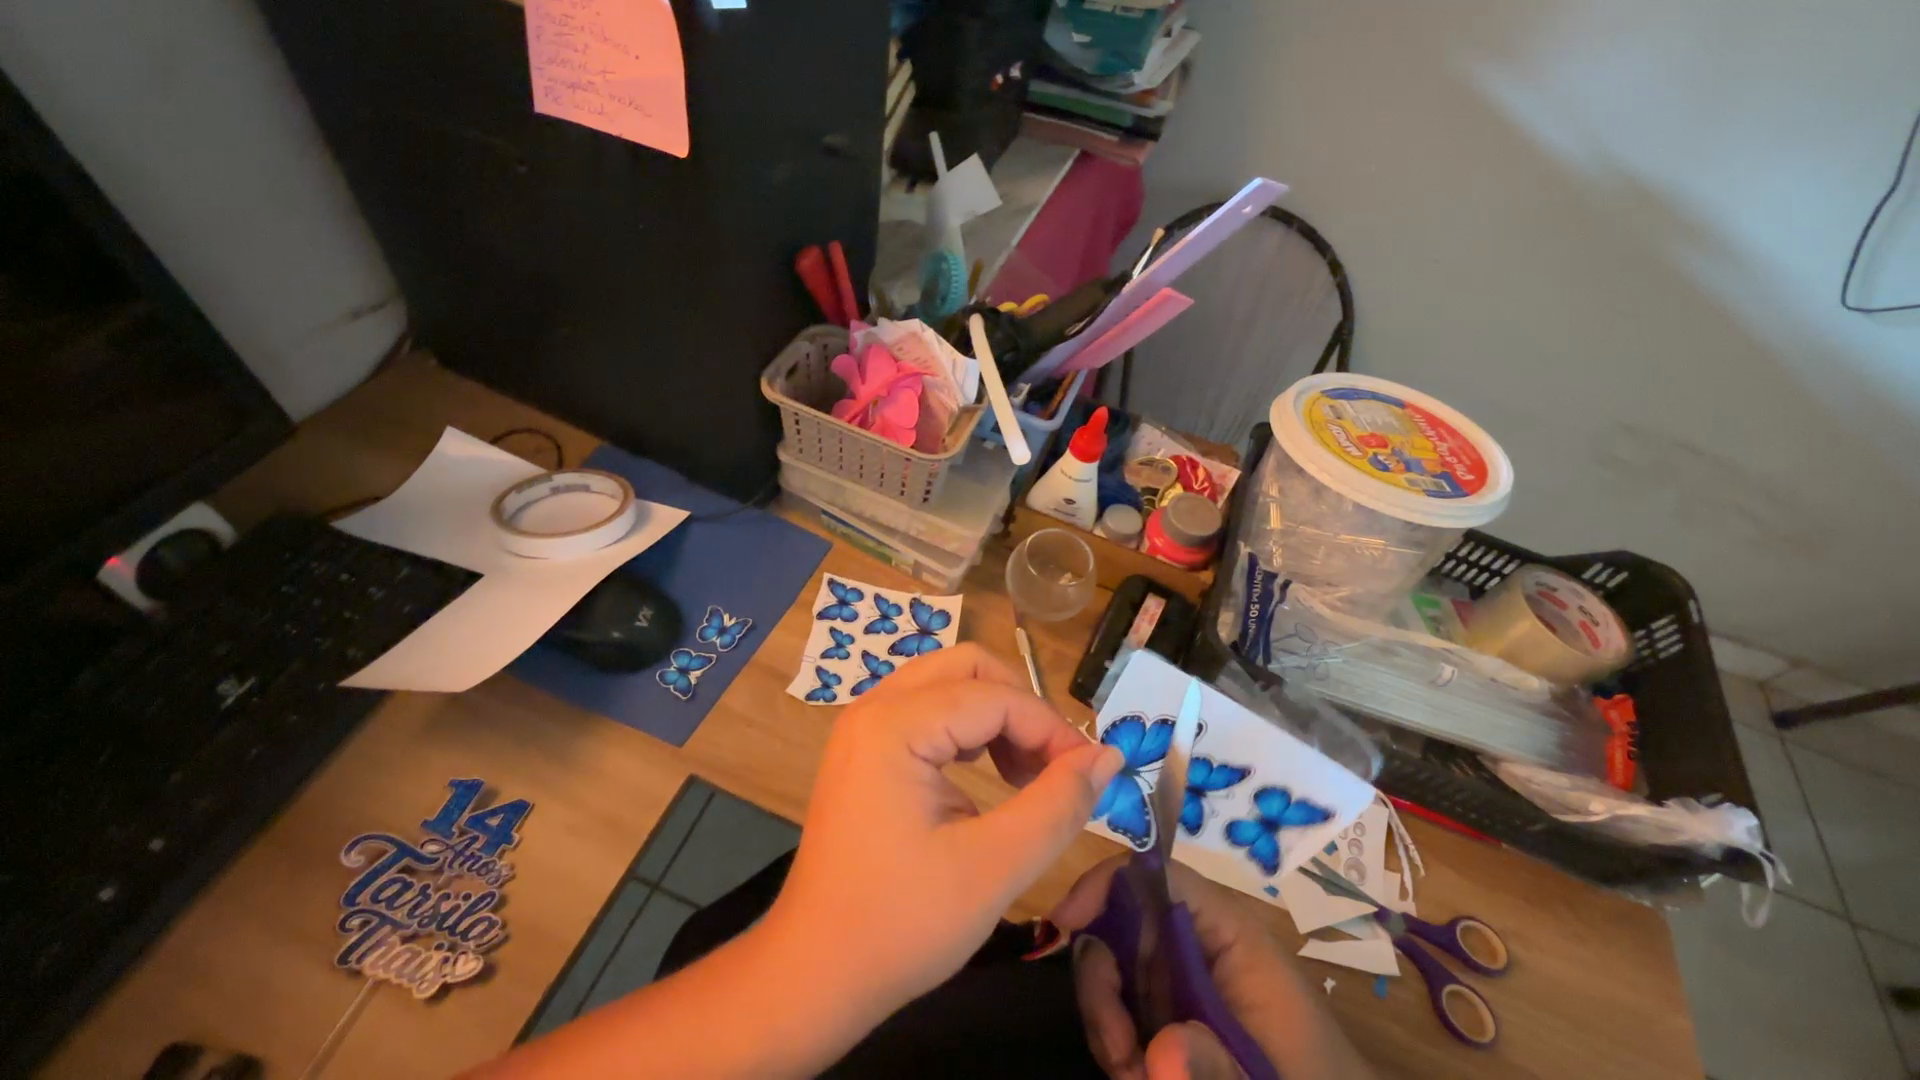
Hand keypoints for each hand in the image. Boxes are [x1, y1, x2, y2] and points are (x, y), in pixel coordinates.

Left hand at [765, 643, 1125, 1014]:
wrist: (814, 975)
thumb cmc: (901, 925)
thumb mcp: (994, 867)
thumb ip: (1057, 805)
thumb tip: (1108, 757)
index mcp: (894, 726)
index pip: (995, 697)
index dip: (1053, 730)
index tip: (1092, 776)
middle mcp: (873, 711)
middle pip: (968, 668)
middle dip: (1022, 708)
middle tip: (1054, 767)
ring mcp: (863, 731)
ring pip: (948, 686)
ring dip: (996, 717)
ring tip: (1026, 776)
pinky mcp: (864, 754)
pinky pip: (927, 714)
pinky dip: (968, 732)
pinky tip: (987, 777)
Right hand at [1052, 856, 1375, 1079]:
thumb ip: (1220, 1072)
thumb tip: (1160, 1051)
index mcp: (1232, 937)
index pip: (1160, 876)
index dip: (1105, 883)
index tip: (1063, 925)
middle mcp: (1198, 946)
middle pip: (1120, 925)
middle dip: (1102, 984)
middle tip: (1119, 1052)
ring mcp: (1180, 983)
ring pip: (1112, 974)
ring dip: (1108, 1028)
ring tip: (1136, 1079)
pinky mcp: (1171, 1017)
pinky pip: (1122, 1014)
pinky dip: (1118, 1049)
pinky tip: (1140, 1078)